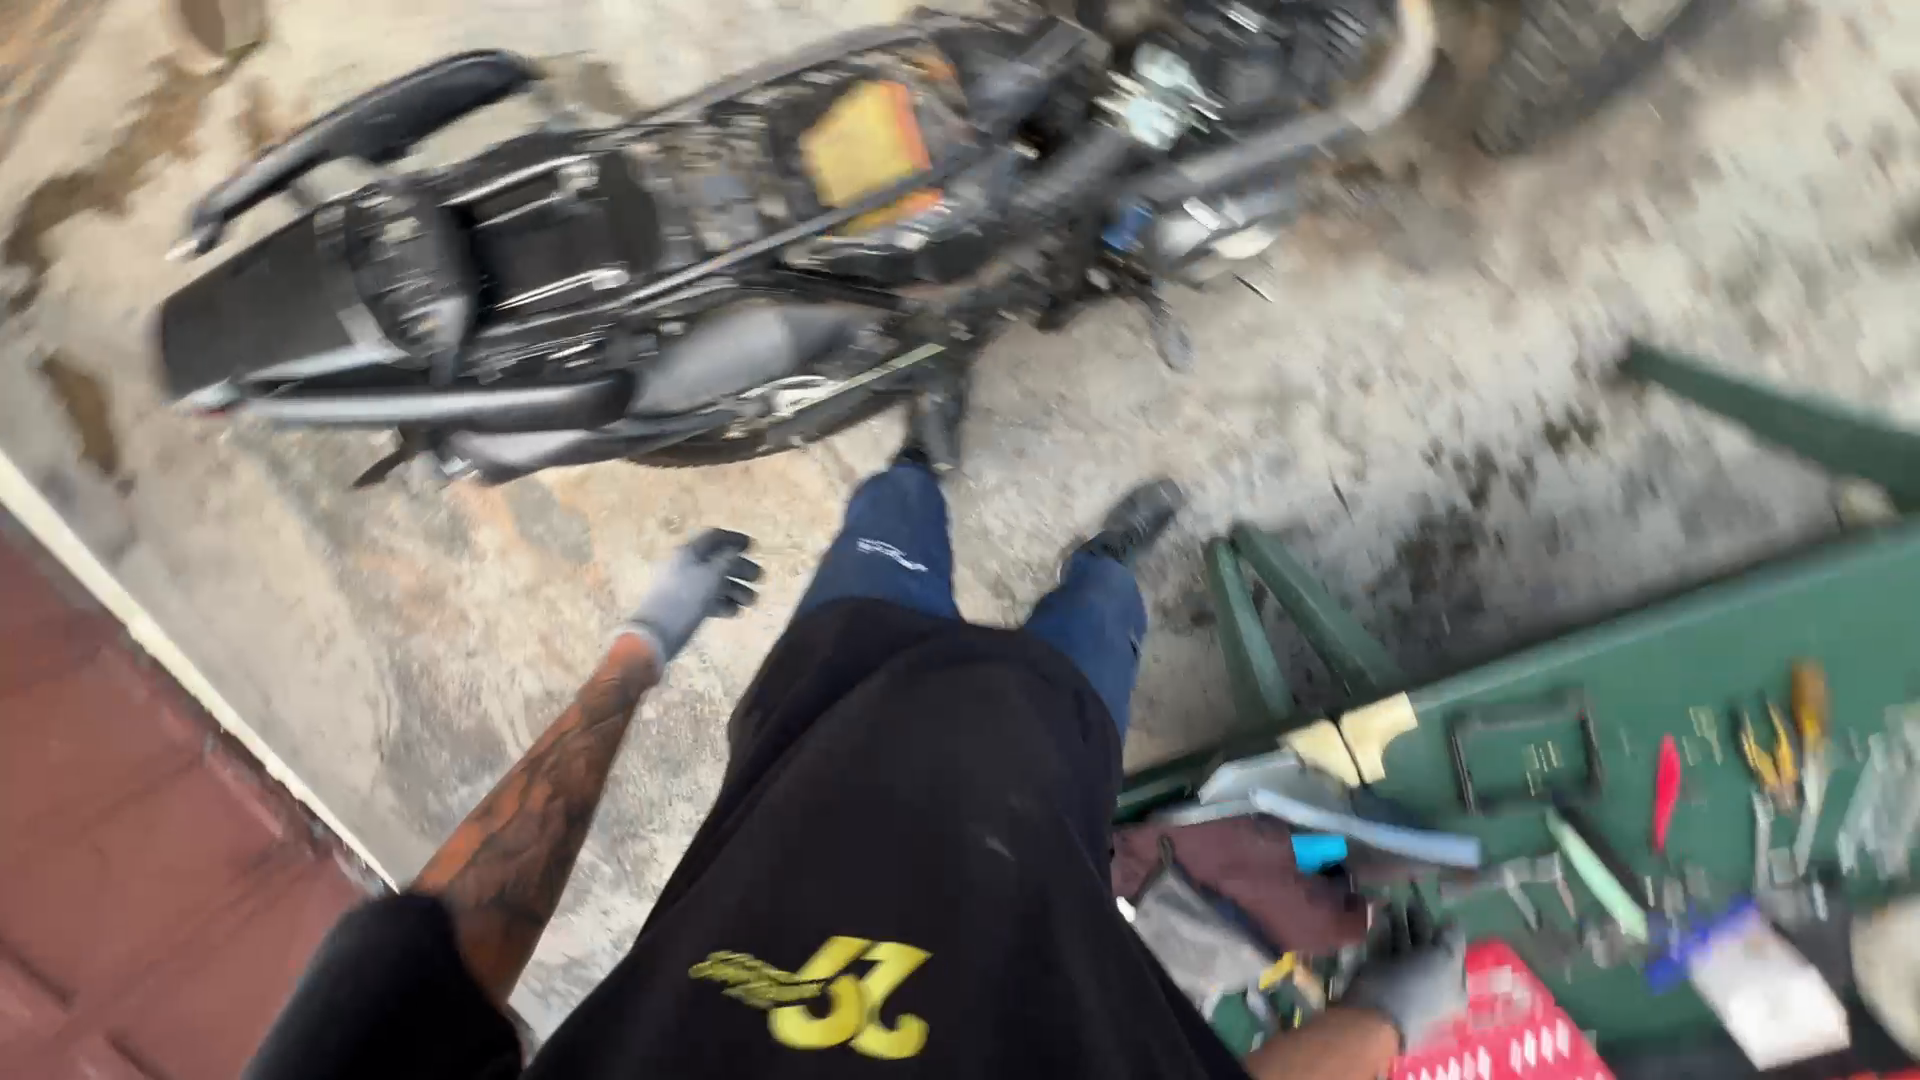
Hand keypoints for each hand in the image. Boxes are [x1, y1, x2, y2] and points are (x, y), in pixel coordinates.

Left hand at [616, 529, 759, 667]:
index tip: (754, 547)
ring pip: (715, 581)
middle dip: (741, 568)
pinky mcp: (684, 606)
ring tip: (751, 601)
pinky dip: (723, 603)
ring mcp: (684, 586)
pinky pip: (707, 599)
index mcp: (689, 552)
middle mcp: (686, 565)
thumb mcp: (711, 576)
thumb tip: (736, 550)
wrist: (655, 634)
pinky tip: (736, 612)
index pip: (715, 537)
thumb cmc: (685, 599)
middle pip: (718, 560)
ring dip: (736, 589)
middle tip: (760, 578)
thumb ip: (727, 560)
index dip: (735, 540)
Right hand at [1340, 906, 1466, 1051]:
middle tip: (1409, 899)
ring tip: (1392, 901)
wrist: (1376, 1007)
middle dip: (1419, 923)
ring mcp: (1402, 977)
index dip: (1444, 930)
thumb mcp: (1444, 961)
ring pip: (1403, 945)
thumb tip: (1454, 920)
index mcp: (1452, 985)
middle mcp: (1429, 982)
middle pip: (1426, 947)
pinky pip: (1383, 946)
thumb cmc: (1418, 985)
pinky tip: (1378, 913)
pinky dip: (1382, 930)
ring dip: (1398, 923)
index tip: (1434, 907)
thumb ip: (1452, 939)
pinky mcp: (1378, 970)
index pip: (1451, 952)